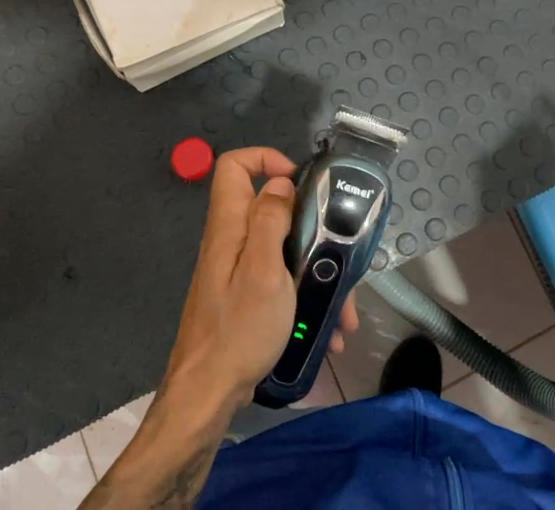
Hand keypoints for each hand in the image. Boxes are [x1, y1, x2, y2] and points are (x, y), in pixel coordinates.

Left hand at [161, 148, 358, 412]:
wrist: (208, 394)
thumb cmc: (238, 329)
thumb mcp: (264, 271)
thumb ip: (271, 221)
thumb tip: (280, 183)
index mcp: (229, 227)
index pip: (233, 166)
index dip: (266, 159)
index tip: (301, 182)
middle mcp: (231, 242)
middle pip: (271, 209)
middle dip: (311, 227)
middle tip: (337, 252)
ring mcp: (239, 272)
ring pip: (284, 250)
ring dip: (317, 272)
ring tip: (346, 309)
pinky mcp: (247, 298)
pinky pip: (282, 282)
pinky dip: (306, 298)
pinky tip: (331, 329)